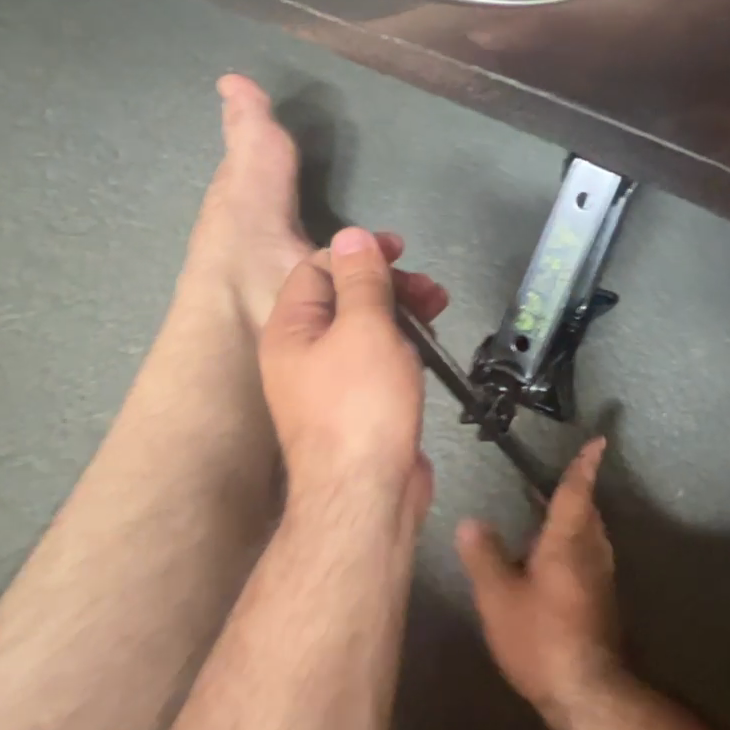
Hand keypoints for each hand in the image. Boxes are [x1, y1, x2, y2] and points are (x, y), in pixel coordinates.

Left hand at [259, 226, 448, 495]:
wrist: (366, 494)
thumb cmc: (361, 403)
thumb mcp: (365, 328)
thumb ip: (361, 279)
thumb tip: (351, 234)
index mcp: (291, 330)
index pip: (318, 268)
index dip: (360, 252)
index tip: (402, 250)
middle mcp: (302, 353)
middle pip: (345, 298)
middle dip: (389, 285)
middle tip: (429, 288)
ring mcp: (329, 383)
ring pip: (366, 329)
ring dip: (402, 312)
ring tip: (439, 310)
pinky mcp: (358, 406)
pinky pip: (378, 359)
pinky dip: (403, 344)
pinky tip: (428, 346)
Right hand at [456, 439, 623, 723]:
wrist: (586, 688)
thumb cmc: (541, 635)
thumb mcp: (499, 597)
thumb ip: (484, 556)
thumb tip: (471, 521)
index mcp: (568, 539)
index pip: (577, 490)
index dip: (585, 464)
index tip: (598, 441)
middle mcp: (592, 550)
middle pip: (586, 511)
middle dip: (575, 493)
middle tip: (553, 484)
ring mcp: (602, 576)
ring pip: (590, 536)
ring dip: (574, 522)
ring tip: (547, 520)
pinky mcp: (602, 599)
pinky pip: (589, 558)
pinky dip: (573, 548)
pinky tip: (551, 566)